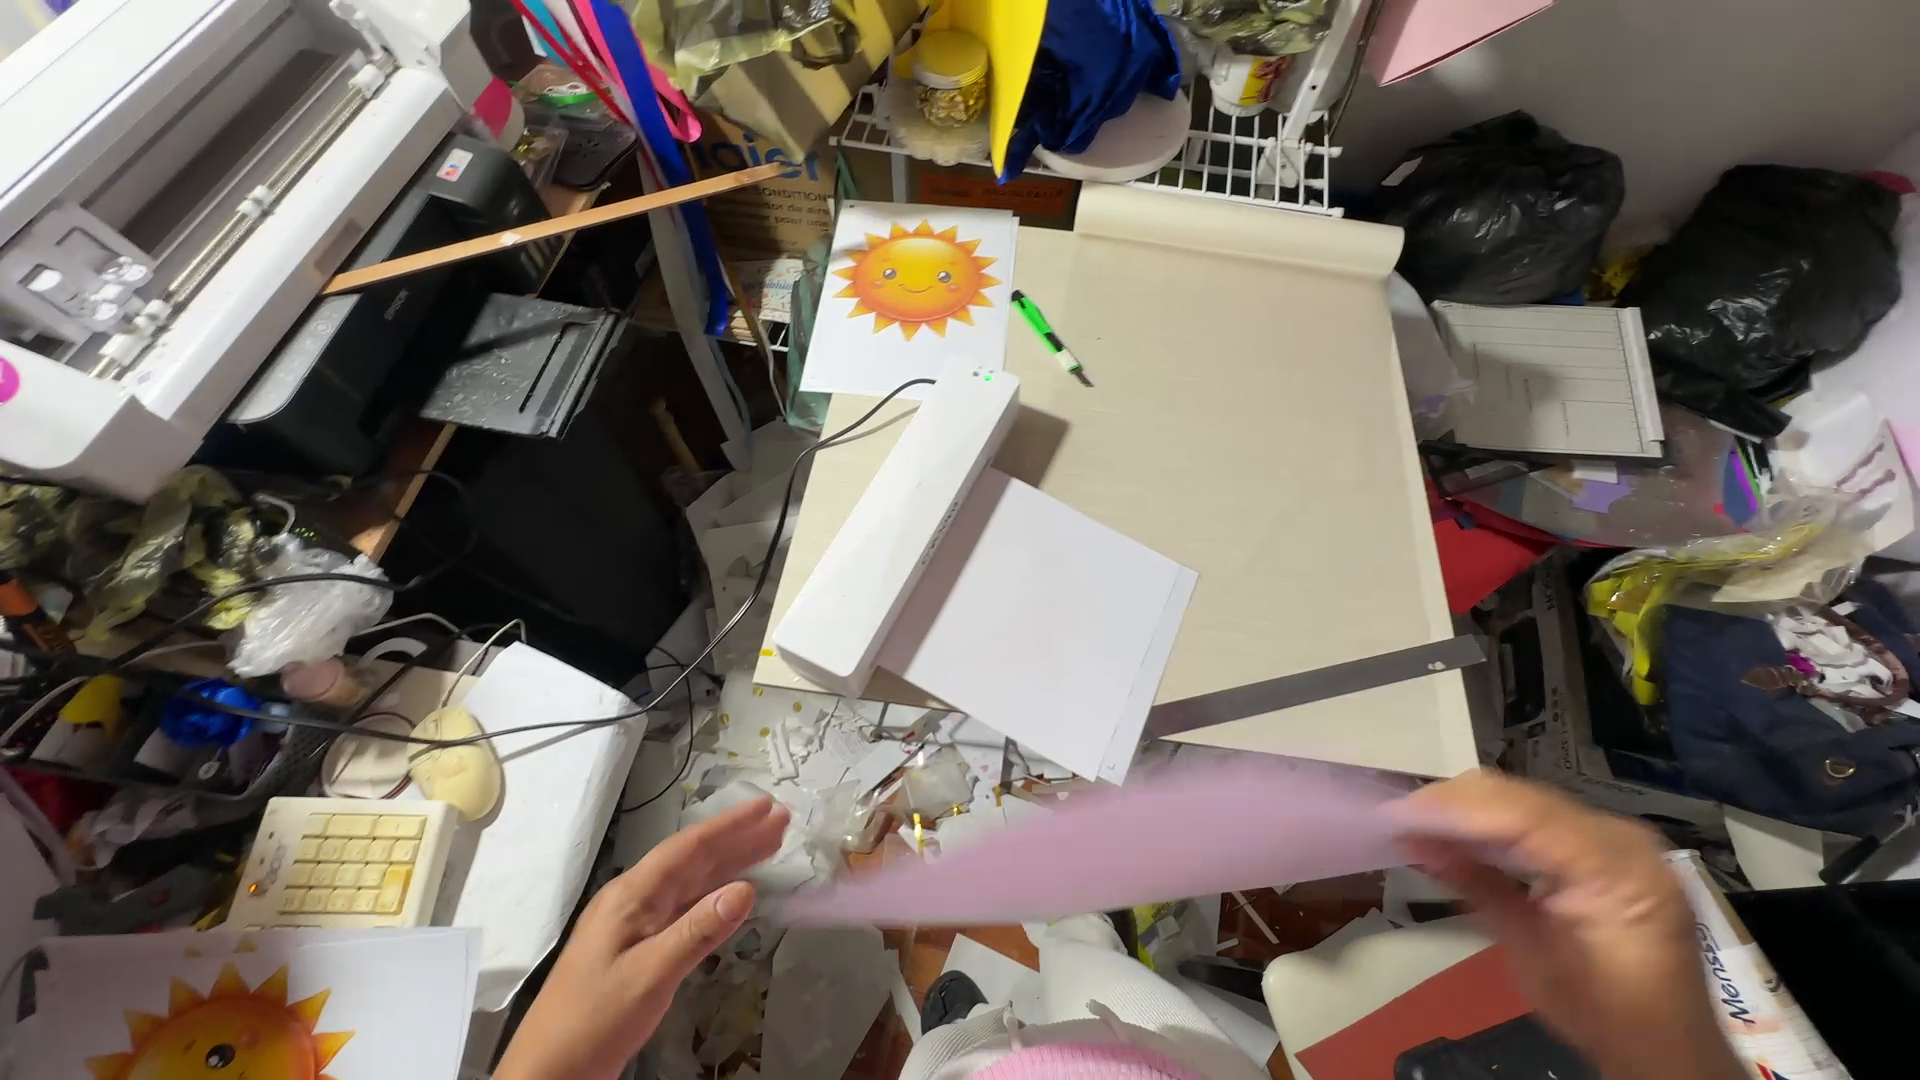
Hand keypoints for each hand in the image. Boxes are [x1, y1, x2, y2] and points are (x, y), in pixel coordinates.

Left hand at [494, 796, 789, 1079]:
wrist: (547, 1075)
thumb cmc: (594, 1020)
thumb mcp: (650, 976)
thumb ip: (698, 931)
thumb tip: (746, 889)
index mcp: (632, 894)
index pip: (689, 848)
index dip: (730, 826)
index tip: (767, 807)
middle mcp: (634, 899)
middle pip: (693, 859)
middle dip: (738, 838)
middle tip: (781, 821)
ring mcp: (636, 923)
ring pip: (692, 881)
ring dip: (731, 862)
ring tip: (770, 846)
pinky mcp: (640, 946)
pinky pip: (686, 906)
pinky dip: (716, 893)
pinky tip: (735, 892)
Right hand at [1398, 771, 1744, 1079]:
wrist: (1665, 1047)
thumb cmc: (1603, 1012)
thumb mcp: (1532, 954)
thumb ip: (1478, 888)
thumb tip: (1411, 842)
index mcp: (1618, 870)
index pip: (1523, 816)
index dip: (1453, 809)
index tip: (1397, 813)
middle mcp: (1620, 839)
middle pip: (1518, 797)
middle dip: (1451, 804)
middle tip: (1397, 819)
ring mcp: (1612, 837)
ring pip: (1518, 798)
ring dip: (1463, 811)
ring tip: (1413, 825)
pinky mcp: (1597, 843)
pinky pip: (1529, 816)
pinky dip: (1485, 823)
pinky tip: (1450, 834)